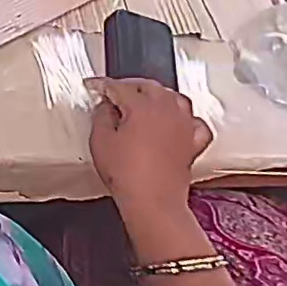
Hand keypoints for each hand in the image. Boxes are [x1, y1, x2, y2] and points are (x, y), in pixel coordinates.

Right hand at [87, 77, 212, 210]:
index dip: (101, 84)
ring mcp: (183, 126)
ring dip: (156, 95)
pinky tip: (175, 120)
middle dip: (129, 85)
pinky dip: (184, 117)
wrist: (152, 201)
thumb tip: (105, 105)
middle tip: (113, 91)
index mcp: (142, 106)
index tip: (92, 86)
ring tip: (142, 100)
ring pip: (173, 97)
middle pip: (149, 86)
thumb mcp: (100, 140)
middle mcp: (167, 111)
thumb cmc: (126, 172)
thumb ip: (101, 115)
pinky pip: (193, 121)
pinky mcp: (192, 143)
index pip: (118, 86)